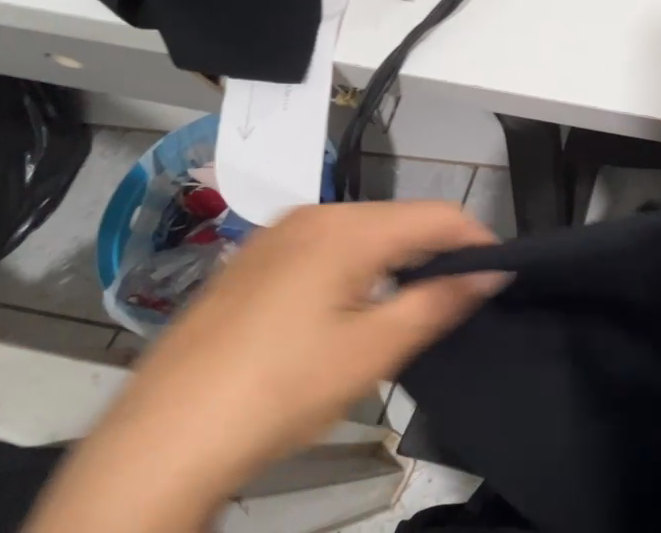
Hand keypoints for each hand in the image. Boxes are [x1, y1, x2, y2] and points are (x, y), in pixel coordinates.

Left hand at [25, 201, 505, 532]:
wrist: (159, 445)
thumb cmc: (279, 392)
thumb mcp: (374, 350)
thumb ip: (441, 301)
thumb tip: (493, 272)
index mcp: (344, 228)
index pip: (436, 215)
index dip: (477, 240)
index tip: (501, 275)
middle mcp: (308, 218)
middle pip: (397, 220)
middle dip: (435, 252)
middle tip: (459, 298)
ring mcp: (271, 239)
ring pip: (361, 235)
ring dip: (396, 262)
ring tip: (410, 309)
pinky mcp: (247, 266)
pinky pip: (323, 251)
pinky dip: (354, 270)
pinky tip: (348, 314)